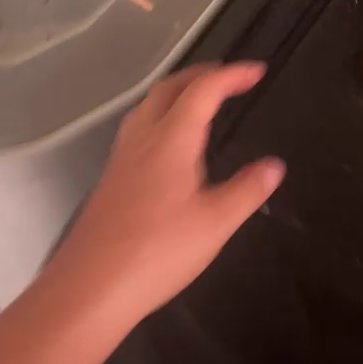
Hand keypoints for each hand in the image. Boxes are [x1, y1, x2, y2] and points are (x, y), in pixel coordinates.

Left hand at [45, 61, 284, 328]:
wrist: (87, 292)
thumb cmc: (156, 252)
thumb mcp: (216, 223)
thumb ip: (248, 190)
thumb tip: (275, 165)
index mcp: (171, 139)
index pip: (204, 90)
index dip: (233, 75)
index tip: (258, 71)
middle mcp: (143, 138)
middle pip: (170, 87)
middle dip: (202, 74)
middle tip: (231, 77)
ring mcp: (121, 158)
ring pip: (148, 105)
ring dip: (178, 91)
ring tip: (202, 99)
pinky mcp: (111, 179)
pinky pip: (139, 127)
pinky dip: (162, 114)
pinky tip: (170, 142)